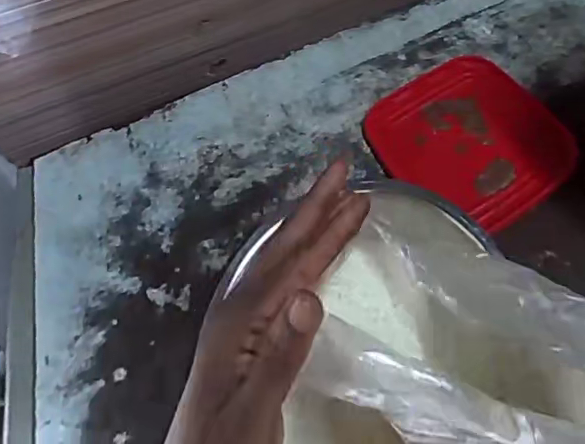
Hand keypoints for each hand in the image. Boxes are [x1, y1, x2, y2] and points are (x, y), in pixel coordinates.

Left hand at [168, 159, 370, 443]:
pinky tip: (306, 247)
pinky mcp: (246, 330)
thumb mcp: (255, 409)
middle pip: (286, 243)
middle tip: (343, 168)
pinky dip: (300, 251)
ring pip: (282, 254)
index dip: (329, 227)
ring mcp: (240, 315)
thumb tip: (311, 294)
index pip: (296, 261)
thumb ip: (281, 353)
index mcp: (243, 315)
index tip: (358, 195)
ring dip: (310, 223)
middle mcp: (240, 302)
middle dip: (317, 204)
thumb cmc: (226, 443)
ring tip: (334, 197)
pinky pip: (279, 274)